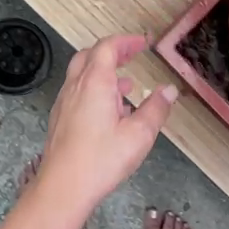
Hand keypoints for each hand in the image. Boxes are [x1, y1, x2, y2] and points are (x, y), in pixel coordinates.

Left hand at [29, 34, 177, 215]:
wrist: (62, 188)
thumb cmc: (100, 160)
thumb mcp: (139, 134)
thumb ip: (156, 108)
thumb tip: (169, 90)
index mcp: (95, 82)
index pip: (107, 47)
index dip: (126, 41)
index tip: (142, 43)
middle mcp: (75, 87)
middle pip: (90, 56)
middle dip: (112, 52)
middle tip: (132, 56)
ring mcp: (64, 103)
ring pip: (82, 75)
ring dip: (103, 73)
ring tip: (126, 88)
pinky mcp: (59, 120)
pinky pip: (77, 93)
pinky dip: (93, 90)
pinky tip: (109, 113)